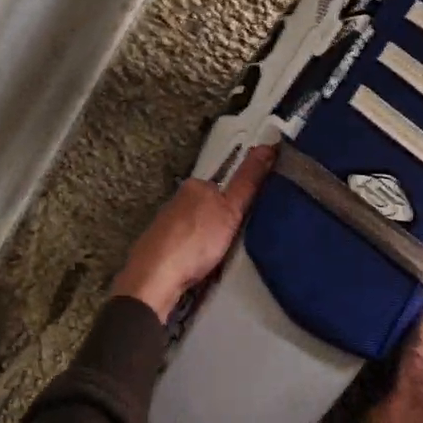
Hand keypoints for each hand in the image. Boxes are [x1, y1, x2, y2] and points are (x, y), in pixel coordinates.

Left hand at [110, 144, 276, 319]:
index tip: (240, 223)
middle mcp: (177, 199)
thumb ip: (248, 181)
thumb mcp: (231, 210)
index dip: (234, 204)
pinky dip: (188, 252)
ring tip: (212, 259)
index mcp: (195, 185)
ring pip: (191, 226)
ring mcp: (163, 223)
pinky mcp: (155, 247)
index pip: (221, 187)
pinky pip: (179, 244)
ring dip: (201, 238)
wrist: (155, 277)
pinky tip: (192, 267)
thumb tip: (267, 146)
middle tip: (229, 244)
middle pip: (205, 206)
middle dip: (216, 222)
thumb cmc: (196, 240)